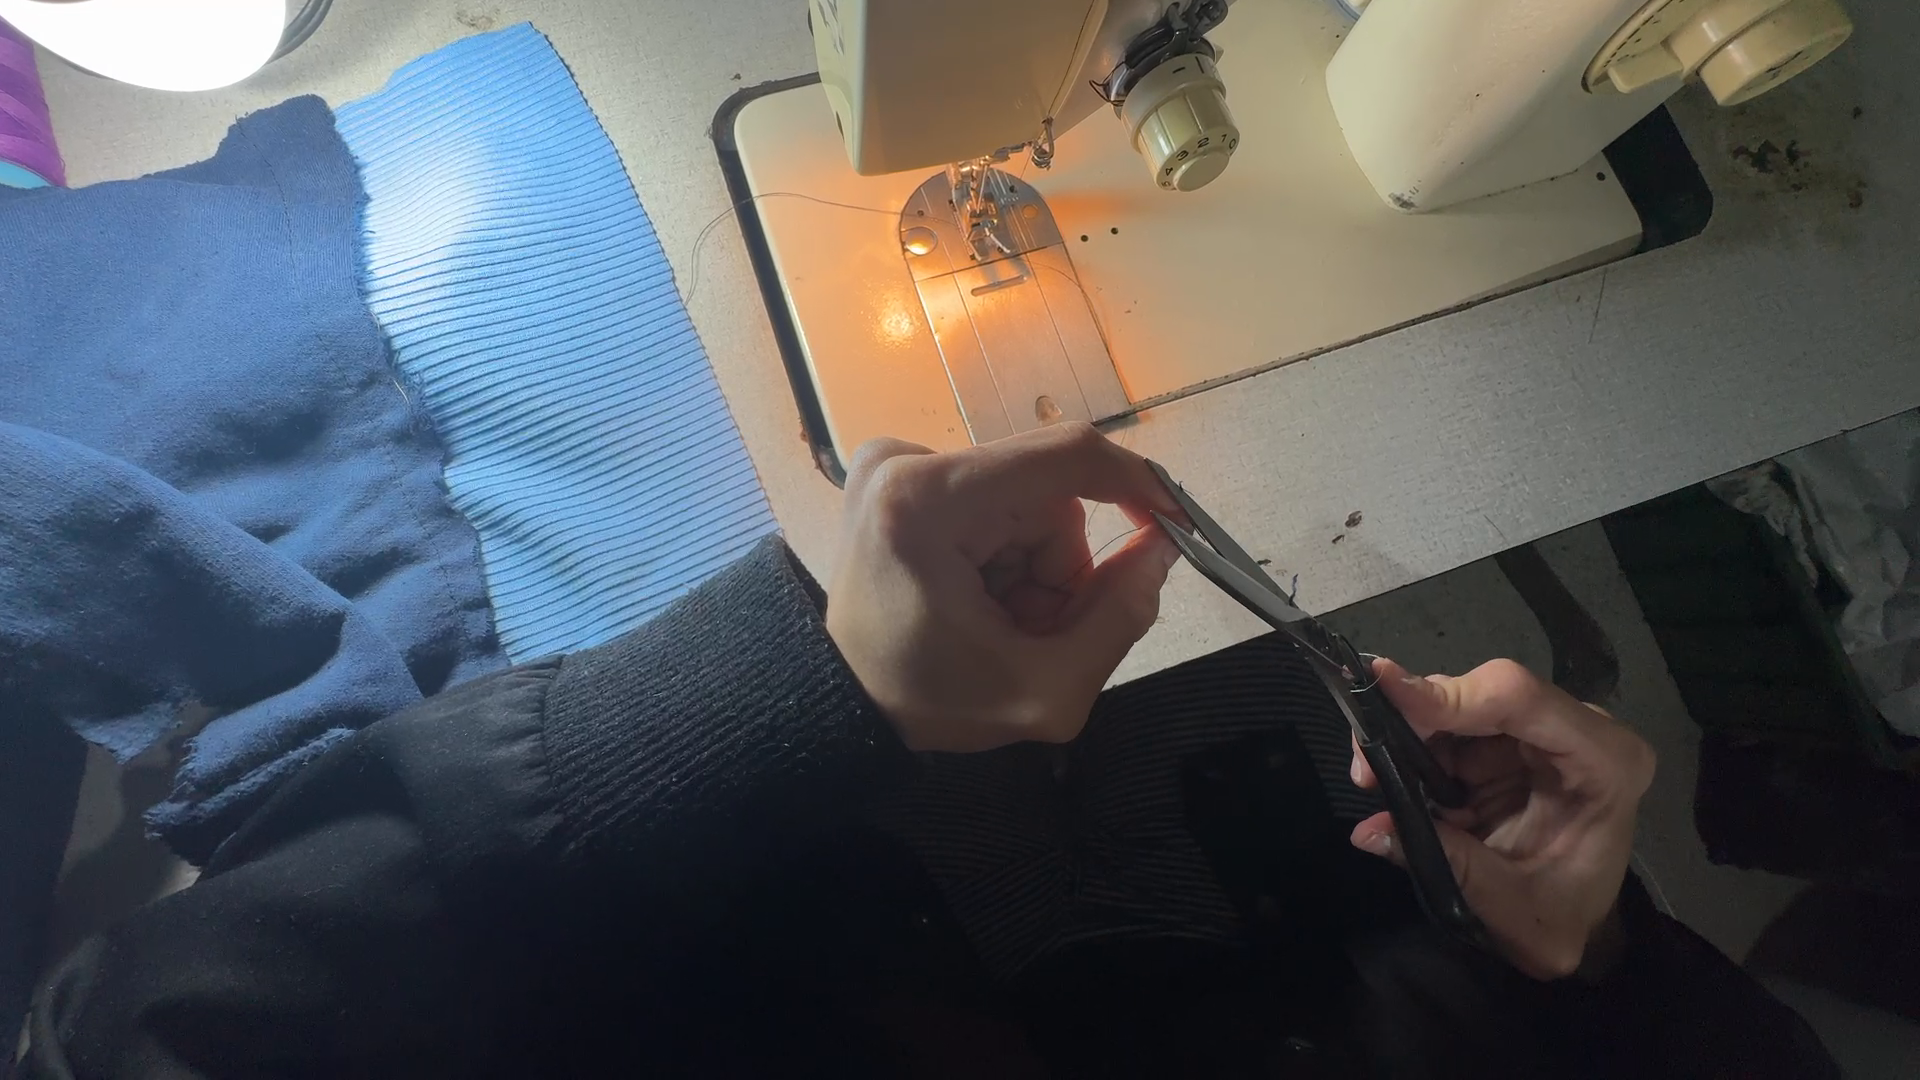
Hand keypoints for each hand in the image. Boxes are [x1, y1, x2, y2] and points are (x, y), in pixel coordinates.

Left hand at [825, 423, 1182, 753]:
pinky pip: (996, 505)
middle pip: (1047, 496)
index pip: (1064, 457)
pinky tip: (976, 599)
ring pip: (1027, 505)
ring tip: (997, 623)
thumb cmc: (929, 702)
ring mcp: (897, 465)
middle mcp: (906, 463)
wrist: (845, 704)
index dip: (1135, 484)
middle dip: (1061, 568)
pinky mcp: (900, 476)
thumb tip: (1162, 542)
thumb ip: (1120, 617)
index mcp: (927, 500)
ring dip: (1034, 569)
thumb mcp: (1044, 691)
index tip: (1173, 522)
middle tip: (1030, 630)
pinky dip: (1006, 557)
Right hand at [1348, 658, 1655, 978]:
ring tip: (1372, 780)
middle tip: (1365, 767)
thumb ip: (1446, 859)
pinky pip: (1435, 719)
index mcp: (1602, 762)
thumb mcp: (1508, 903)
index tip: (1384, 694)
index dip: (1448, 694)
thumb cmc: (1558, 916)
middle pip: (1472, 691)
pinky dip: (1402, 742)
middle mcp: (1570, 730)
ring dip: (1398, 731)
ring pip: (1445, 698)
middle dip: (1409, 717)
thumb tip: (1368, 830)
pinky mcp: (1493, 736)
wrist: (1569, 927)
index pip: (1519, 699)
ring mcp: (1528, 729)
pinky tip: (1389, 776)